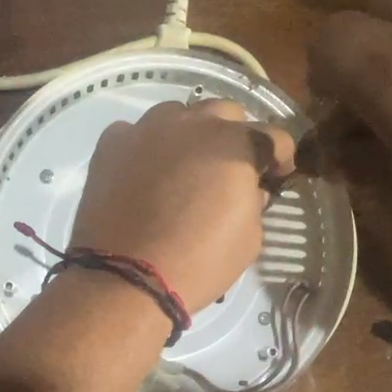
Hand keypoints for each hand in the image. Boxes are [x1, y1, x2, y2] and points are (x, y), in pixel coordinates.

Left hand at [68, 99, 293, 313]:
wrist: (126, 278)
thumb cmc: (198, 262)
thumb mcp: (248, 240)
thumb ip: (254, 203)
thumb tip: (251, 190)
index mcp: (235, 145)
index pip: (272, 136)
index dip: (280, 155)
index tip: (278, 174)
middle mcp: (192, 124)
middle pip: (224, 114)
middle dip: (234, 137)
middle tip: (230, 169)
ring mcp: (147, 129)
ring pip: (178, 115)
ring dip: (189, 135)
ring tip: (185, 166)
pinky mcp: (112, 144)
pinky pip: (136, 133)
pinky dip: (146, 148)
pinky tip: (144, 173)